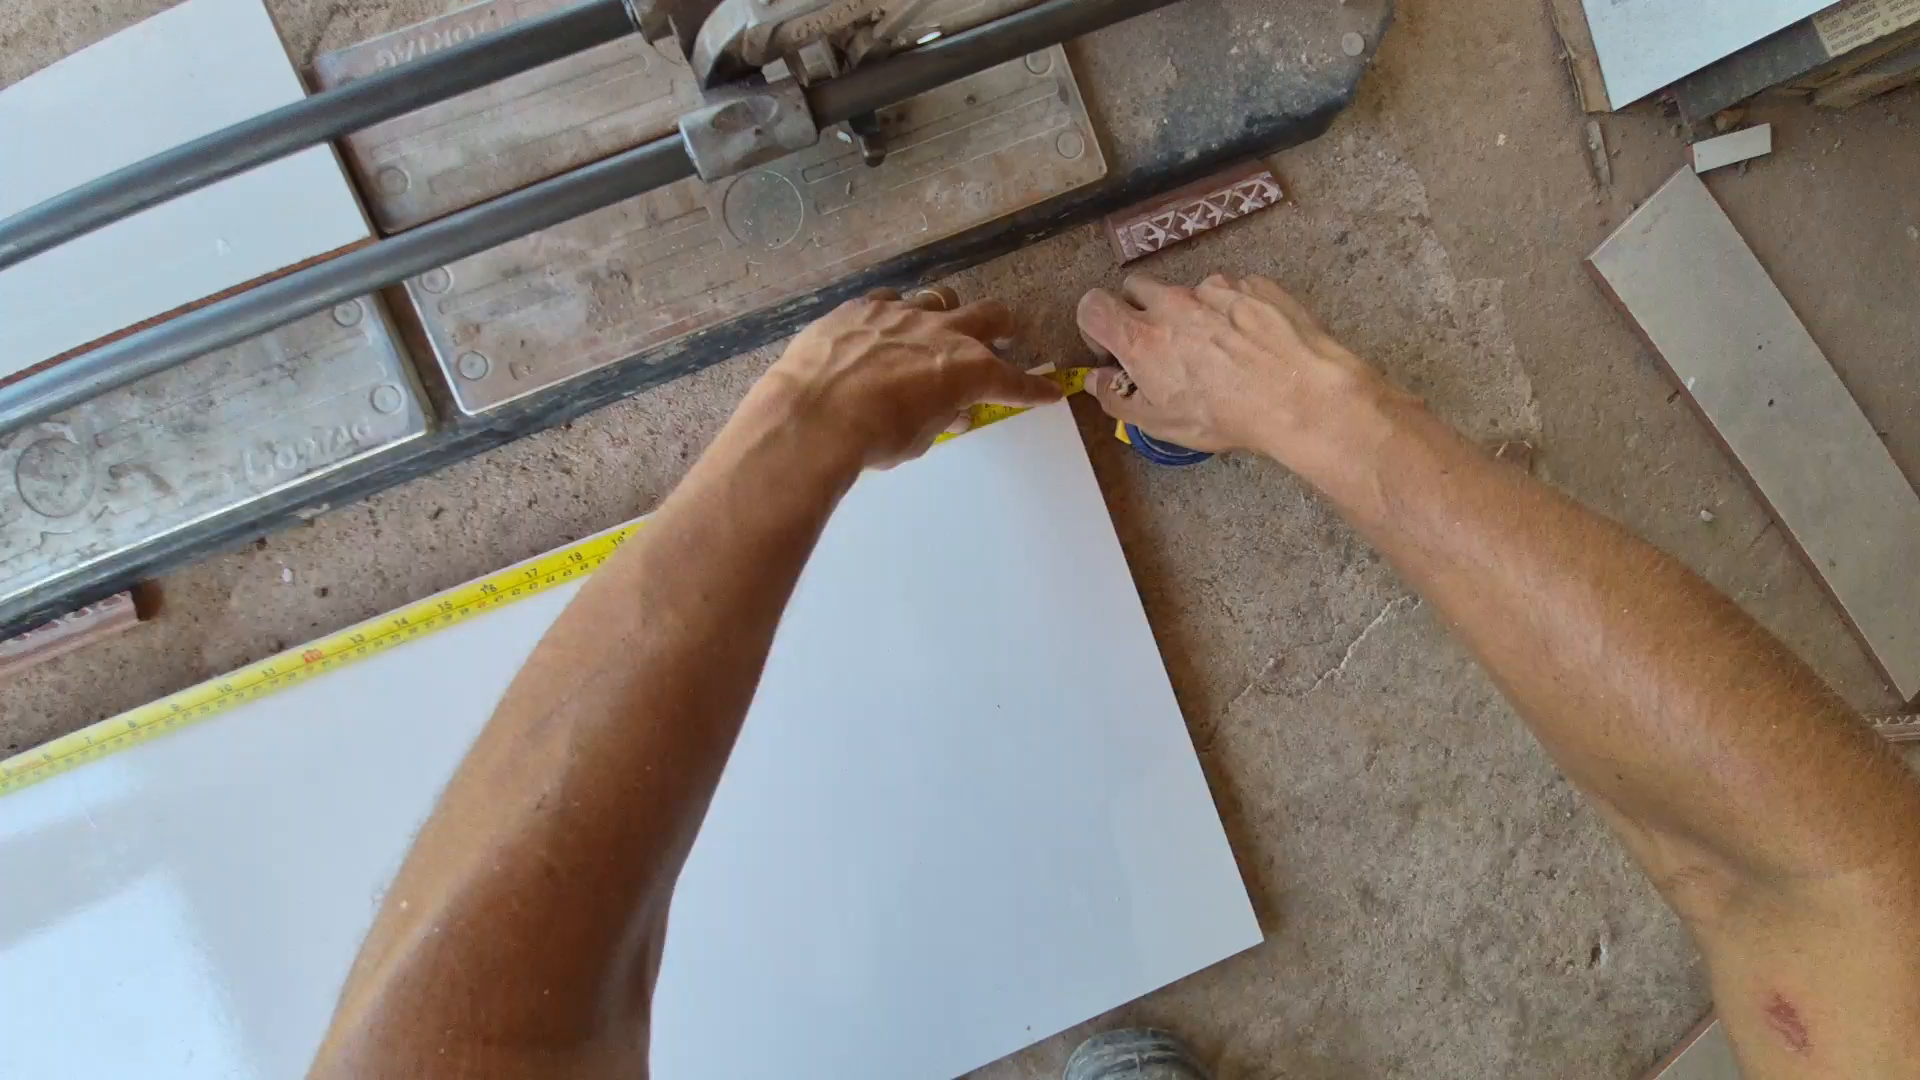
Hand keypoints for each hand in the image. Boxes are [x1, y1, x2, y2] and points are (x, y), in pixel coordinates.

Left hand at [749, 289, 1062, 470]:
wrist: (813, 416)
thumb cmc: (874, 439)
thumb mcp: (919, 439)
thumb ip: (940, 417)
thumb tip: (950, 409)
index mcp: (967, 370)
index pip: (1013, 381)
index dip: (1033, 390)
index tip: (1051, 393)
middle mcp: (943, 332)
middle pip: (989, 317)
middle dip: (1003, 326)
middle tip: (1007, 332)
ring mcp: (902, 312)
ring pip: (941, 299)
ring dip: (948, 313)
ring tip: (941, 325)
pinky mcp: (863, 306)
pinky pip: (891, 300)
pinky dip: (897, 314)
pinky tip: (886, 327)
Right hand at [1076, 272, 1389, 465]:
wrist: (1298, 396)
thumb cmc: (1225, 414)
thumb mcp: (1159, 423)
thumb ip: (1117, 398)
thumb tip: (1097, 380)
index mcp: (1141, 338)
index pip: (1092, 306)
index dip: (1095, 325)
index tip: (1111, 347)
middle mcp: (1172, 304)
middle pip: (1135, 288)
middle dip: (1138, 312)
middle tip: (1160, 347)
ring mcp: (1215, 289)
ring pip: (1184, 291)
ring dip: (1187, 312)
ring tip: (1213, 349)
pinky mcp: (1252, 285)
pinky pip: (1228, 291)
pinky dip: (1227, 311)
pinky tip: (1245, 342)